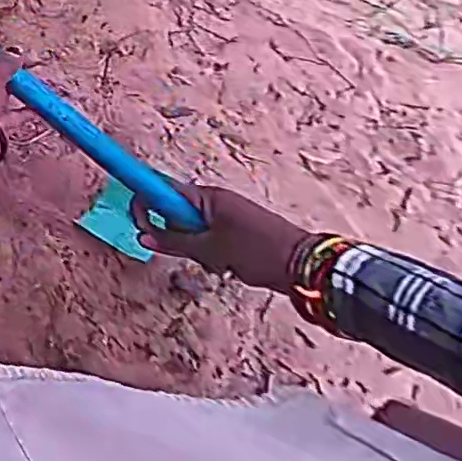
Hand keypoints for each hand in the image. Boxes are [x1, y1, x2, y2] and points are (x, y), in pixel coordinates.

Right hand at [131, 182, 316, 293]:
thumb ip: (173, 242)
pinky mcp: (245, 230)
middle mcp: (218, 201)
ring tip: (218, 264)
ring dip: (199, 247)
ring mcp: (233, 215)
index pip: (160, 190)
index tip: (142, 224)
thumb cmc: (259, 252)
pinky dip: (215, 251)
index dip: (145, 205)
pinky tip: (231, 267)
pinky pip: (215, 236)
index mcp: (207, 197)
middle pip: (178, 212)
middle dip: (179, 234)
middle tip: (190, 252)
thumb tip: (142, 236)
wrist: (319, 271)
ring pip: (197, 228)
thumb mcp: (210, 250)